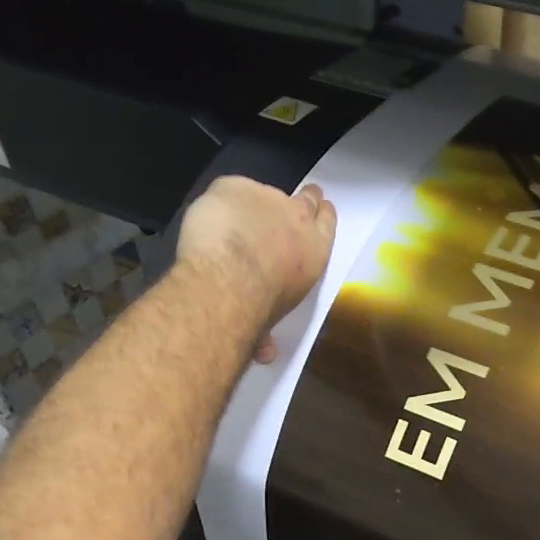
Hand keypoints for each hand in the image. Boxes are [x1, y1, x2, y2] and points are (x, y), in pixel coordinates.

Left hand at [177, 176, 336, 361]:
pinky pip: (229, 191)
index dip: (322, 216)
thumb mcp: (272, 322)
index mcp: (314, 253)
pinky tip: (212, 219)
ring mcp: (264, 197)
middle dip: (302, 200)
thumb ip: (268, 331)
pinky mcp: (233, 186)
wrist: (228, 279)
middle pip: (306, 200)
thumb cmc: (259, 309)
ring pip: (264, 195)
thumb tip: (265, 353)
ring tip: (237, 223)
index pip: (327, 224)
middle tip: (294, 203)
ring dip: (254, 207)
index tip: (320, 210)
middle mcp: (297, 218)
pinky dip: (222, 203)